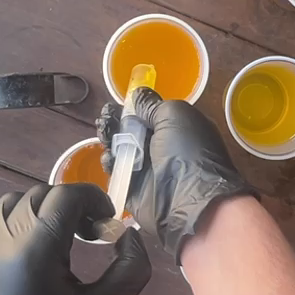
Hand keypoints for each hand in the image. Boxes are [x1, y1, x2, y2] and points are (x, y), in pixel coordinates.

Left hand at [0, 184, 151, 294]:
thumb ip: (131, 264)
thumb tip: (127, 232)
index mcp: (37, 251)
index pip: (65, 196)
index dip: (92, 199)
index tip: (106, 220)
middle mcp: (3, 241)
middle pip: (40, 196)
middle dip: (70, 205)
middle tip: (89, 231)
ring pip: (10, 203)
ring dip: (39, 208)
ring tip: (57, 233)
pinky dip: (8, 218)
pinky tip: (24, 239)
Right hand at [98, 89, 252, 261]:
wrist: (191, 199)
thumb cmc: (188, 150)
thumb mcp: (174, 115)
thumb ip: (152, 105)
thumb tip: (138, 95)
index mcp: (176, 128)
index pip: (148, 115)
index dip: (131, 108)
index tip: (115, 105)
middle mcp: (162, 147)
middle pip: (131, 130)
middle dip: (115, 122)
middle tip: (104, 119)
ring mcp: (147, 169)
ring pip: (121, 149)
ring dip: (110, 138)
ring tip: (104, 133)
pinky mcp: (133, 189)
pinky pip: (117, 171)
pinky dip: (110, 162)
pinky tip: (109, 157)